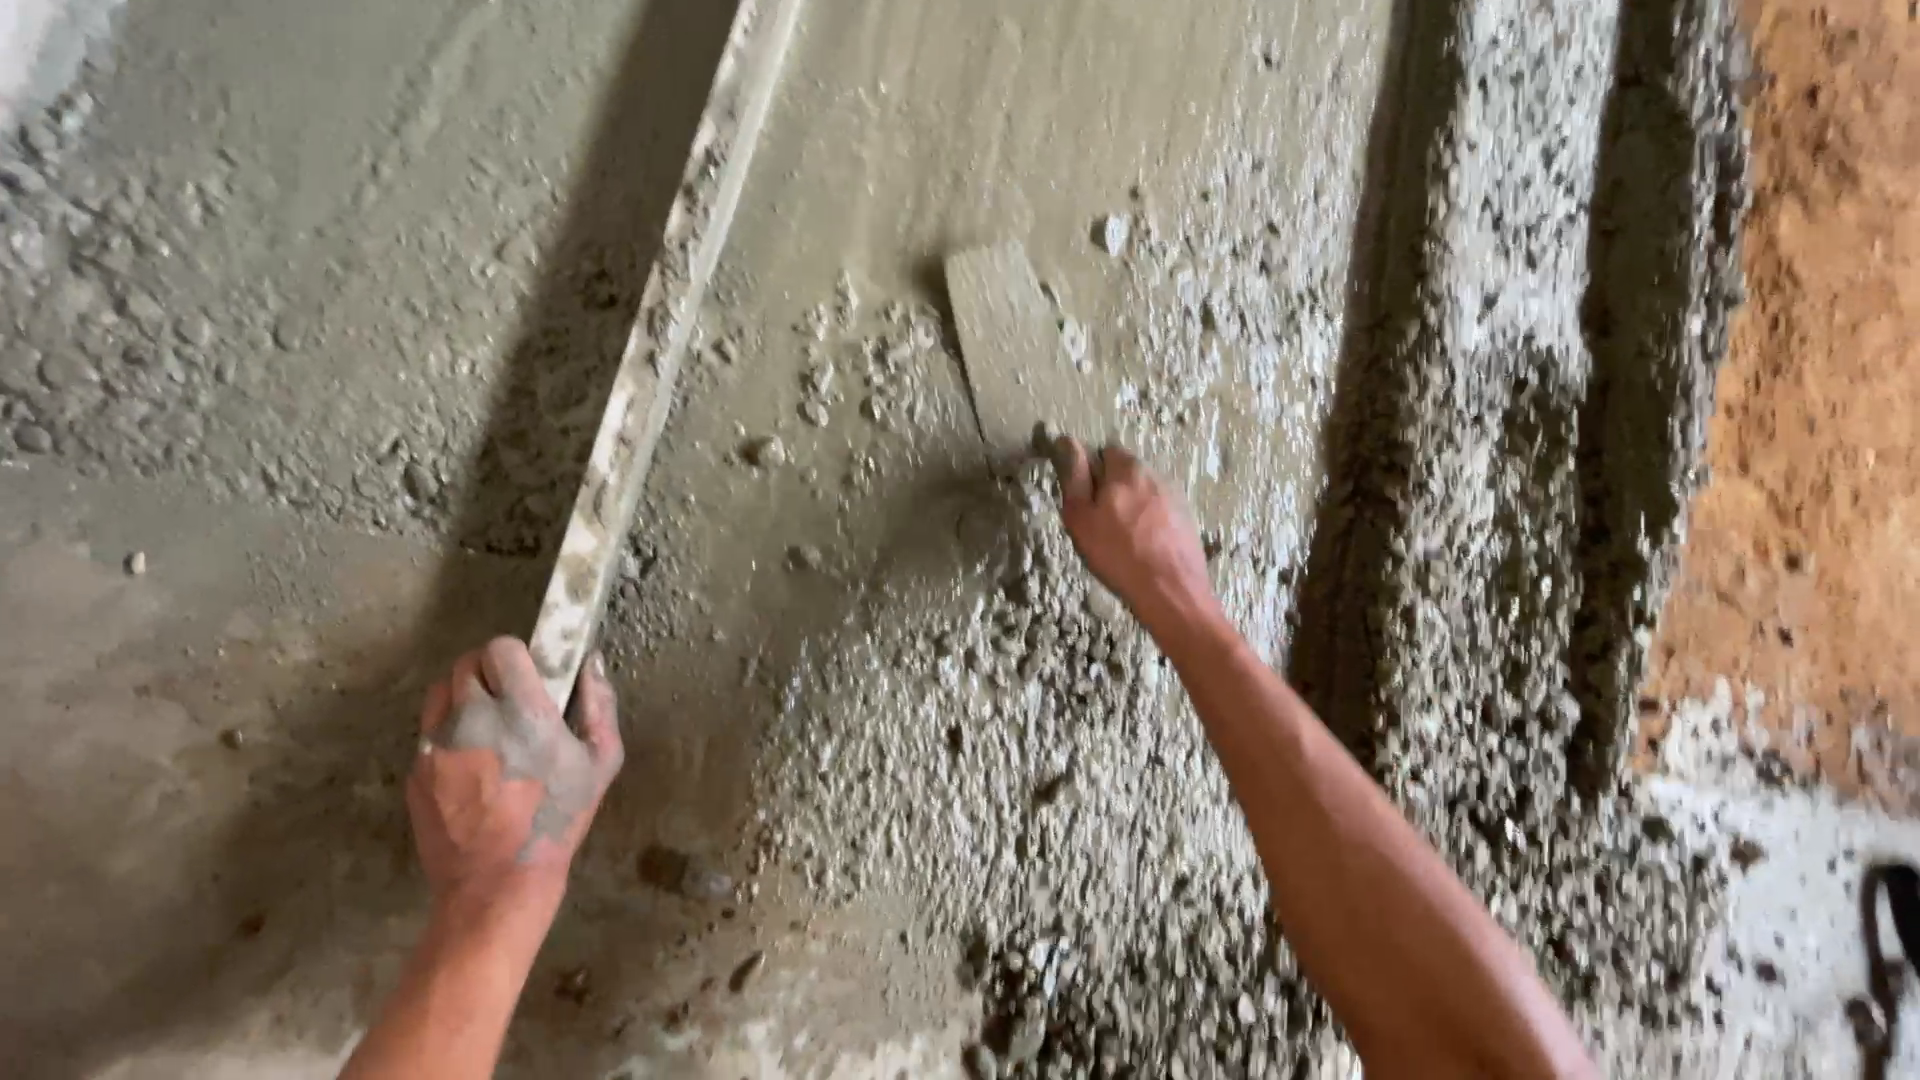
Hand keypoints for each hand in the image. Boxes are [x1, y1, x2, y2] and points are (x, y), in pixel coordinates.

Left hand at [409, 637, 623, 911]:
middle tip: (510, 692)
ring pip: (440, 691)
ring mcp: (436, 745)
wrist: (497, 880)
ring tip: (488, 720)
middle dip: (488, 669)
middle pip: (464, 663)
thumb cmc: (559, 818)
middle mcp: (473, 718)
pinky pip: (430, 730)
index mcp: (522, 711)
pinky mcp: (415, 770)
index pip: (501, 648)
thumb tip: (590, 662)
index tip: (530, 672)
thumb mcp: (602, 760)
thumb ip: (600, 703)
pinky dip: (450, 729)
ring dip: (464, 693)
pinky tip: (473, 758)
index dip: (516, 653)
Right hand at [1050, 437, 1222, 635]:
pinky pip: (1160, 511)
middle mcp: (1156, 476)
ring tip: (1123, 541)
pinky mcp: (1187, 519)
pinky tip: (1144, 549)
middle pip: (1127, 473)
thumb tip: (1068, 443)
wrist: (1170, 592)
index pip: (1106, 452)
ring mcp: (1175, 497)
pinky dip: (1150, 523)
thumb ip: (1075, 478)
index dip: (1092, 474)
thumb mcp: (1081, 518)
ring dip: (1132, 507)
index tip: (1087, 502)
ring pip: (1144, 493)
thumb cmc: (1117, 555)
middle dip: (1113, 490)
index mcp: (1128, 470)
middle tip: (1101, 525)